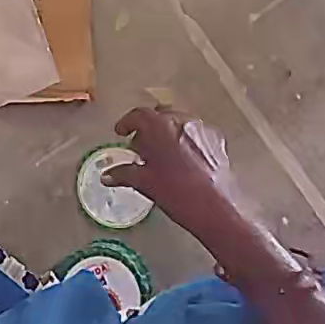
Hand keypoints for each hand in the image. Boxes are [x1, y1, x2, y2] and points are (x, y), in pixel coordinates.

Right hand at [103, 107, 262, 247]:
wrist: (216, 208)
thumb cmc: (177, 193)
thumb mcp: (145, 183)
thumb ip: (124, 174)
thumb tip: (107, 176)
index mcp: (160, 127)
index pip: (138, 115)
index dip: (127, 123)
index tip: (122, 132)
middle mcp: (181, 121)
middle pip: (160, 115)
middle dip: (148, 127)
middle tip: (140, 146)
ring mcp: (202, 129)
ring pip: (179, 122)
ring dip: (167, 132)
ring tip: (161, 154)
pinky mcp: (217, 141)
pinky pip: (196, 133)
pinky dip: (186, 140)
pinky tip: (183, 160)